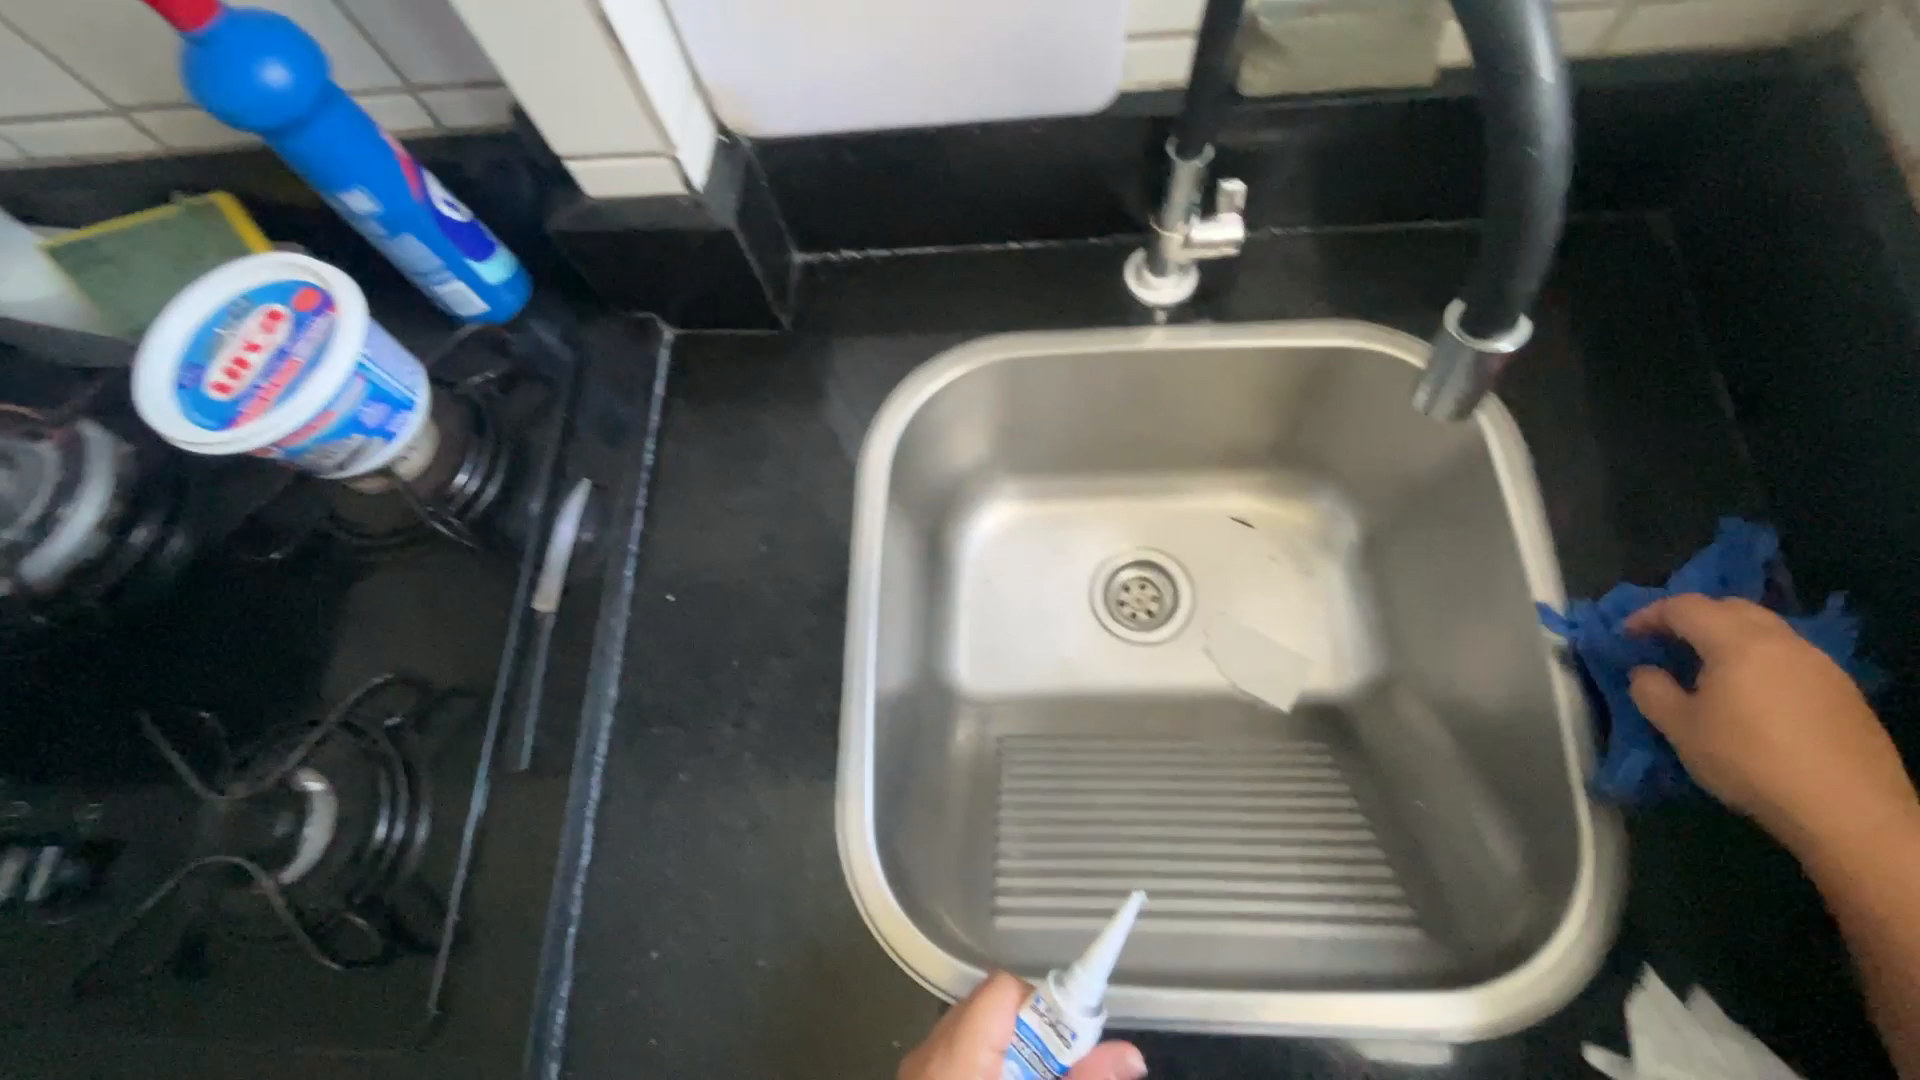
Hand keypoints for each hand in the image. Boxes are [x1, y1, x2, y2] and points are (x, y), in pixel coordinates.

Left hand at [898, 972, 1146, 1079]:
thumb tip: (1129, 1054)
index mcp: (956, 1058)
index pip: (1003, 990)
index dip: (1045, 1009)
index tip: (1076, 1046)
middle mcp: (929, 1056)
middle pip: (990, 1010)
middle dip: (1035, 1038)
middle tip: (1063, 1076)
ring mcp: (917, 1074)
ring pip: (975, 1036)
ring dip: (1015, 1057)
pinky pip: (958, 1061)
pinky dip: (990, 1071)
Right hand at [1626, 595, 1915, 853]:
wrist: (1846, 808)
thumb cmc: (1747, 759)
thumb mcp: (1678, 727)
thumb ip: (1651, 690)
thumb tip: (1647, 672)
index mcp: (1738, 643)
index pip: (1685, 607)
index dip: (1649, 614)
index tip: (1627, 636)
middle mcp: (1784, 642)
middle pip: (1732, 608)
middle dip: (1692, 617)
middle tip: (1665, 642)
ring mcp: (1821, 665)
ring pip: (1766, 630)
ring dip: (1728, 637)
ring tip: (1706, 667)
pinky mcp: (1842, 691)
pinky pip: (1789, 656)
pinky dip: (1758, 659)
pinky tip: (1750, 693)